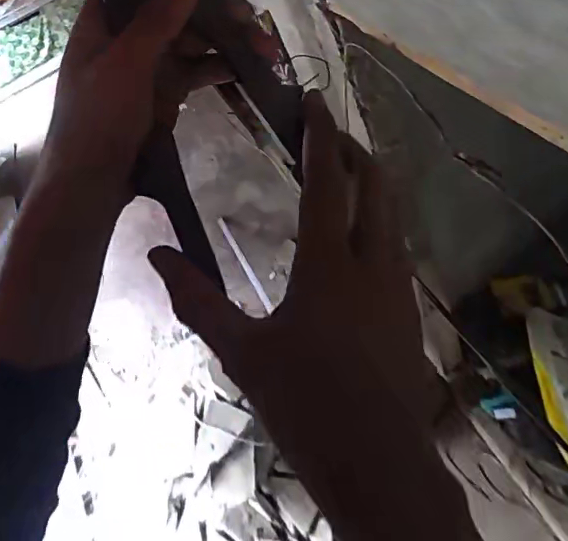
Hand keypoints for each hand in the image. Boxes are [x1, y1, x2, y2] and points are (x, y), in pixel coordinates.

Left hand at [35, 0, 231, 211]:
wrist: (91, 187)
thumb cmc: (95, 119)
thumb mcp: (126, 65)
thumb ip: (156, 19)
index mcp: (105, 19)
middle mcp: (129, 34)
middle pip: (176, 5)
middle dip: (214, 8)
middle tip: (248, 15)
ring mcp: (151, 61)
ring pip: (194, 36)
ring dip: (226, 38)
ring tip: (264, 47)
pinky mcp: (168, 89)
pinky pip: (199, 68)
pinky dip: (221, 65)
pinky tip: (249, 68)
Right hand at [150, 93, 476, 540]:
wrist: (381, 467)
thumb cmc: (306, 405)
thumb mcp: (243, 353)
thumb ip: (197, 300)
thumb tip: (157, 253)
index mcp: (330, 262)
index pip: (329, 179)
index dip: (322, 134)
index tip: (314, 101)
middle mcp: (373, 260)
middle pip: (375, 183)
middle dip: (352, 149)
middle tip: (324, 135)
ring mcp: (398, 283)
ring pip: (392, 210)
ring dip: (369, 182)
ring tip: (339, 175)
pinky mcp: (409, 306)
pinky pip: (396, 241)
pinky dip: (377, 217)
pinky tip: (355, 236)